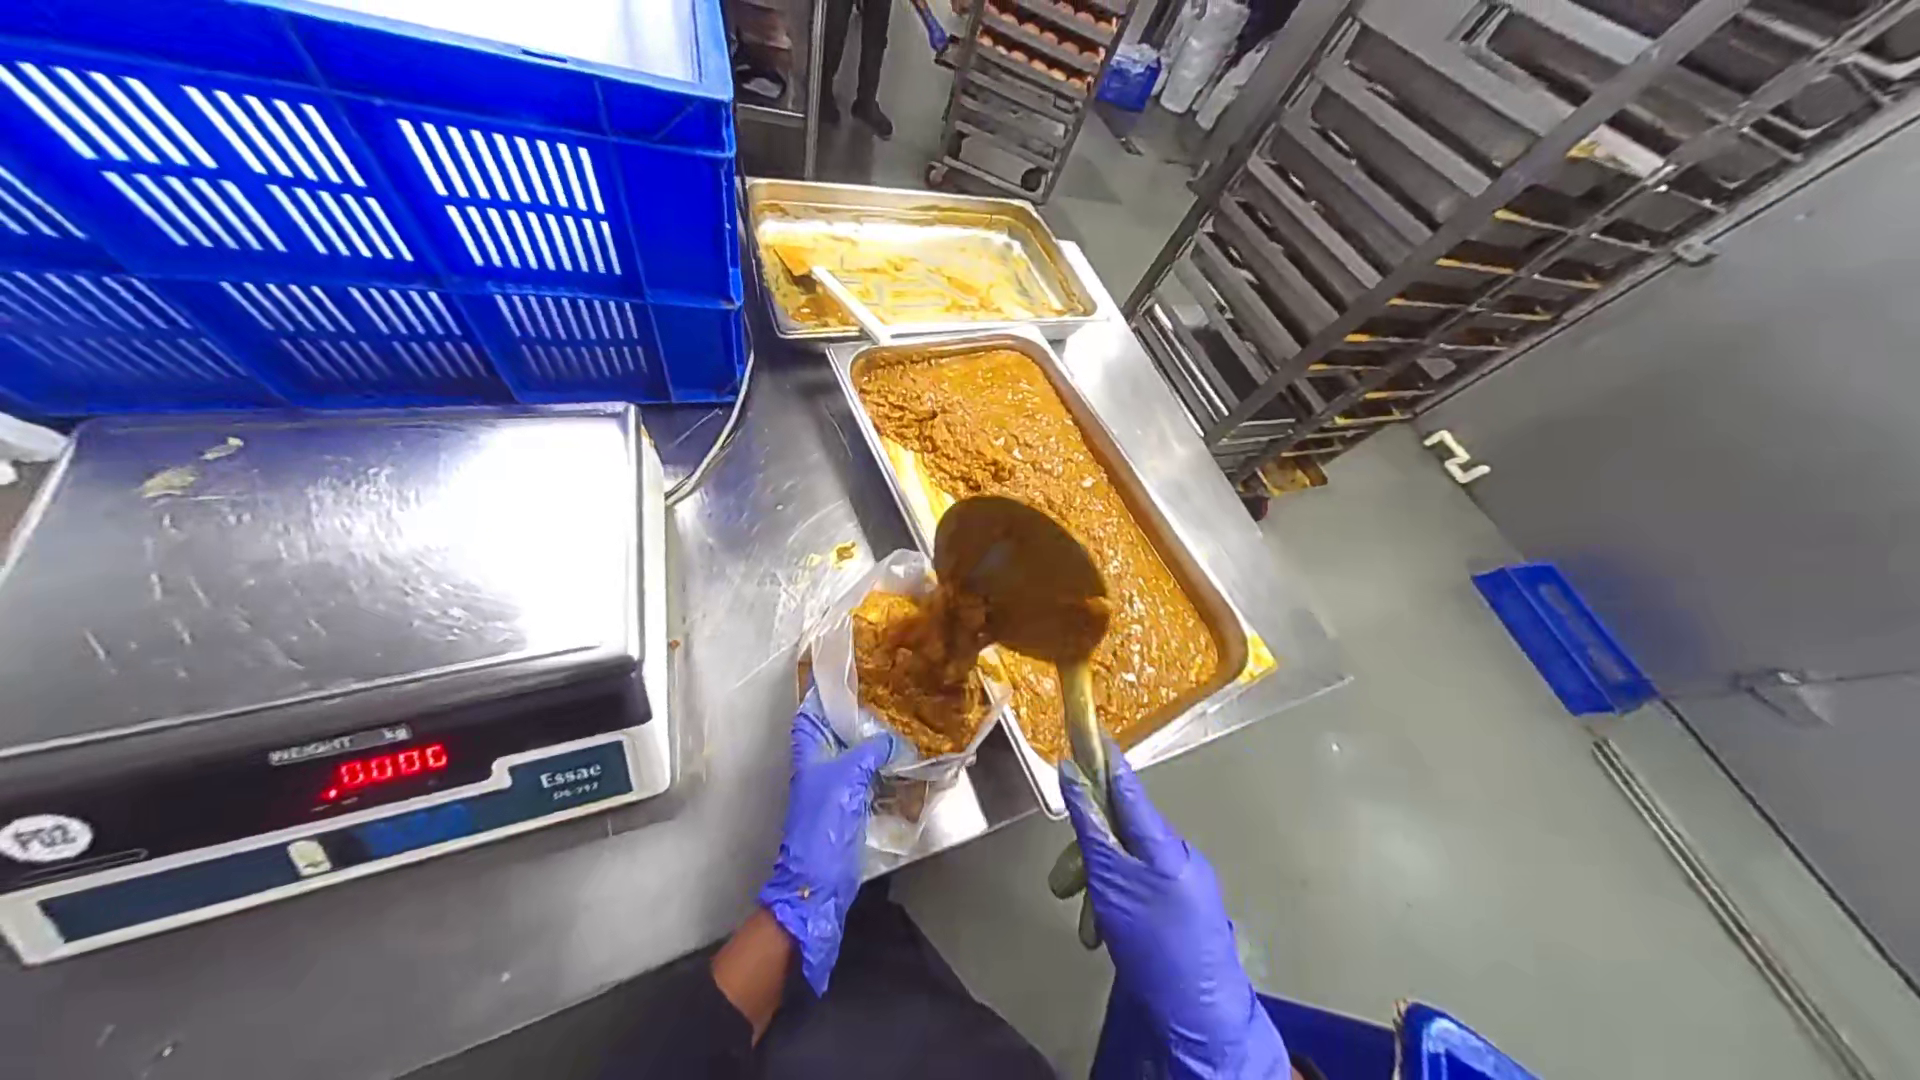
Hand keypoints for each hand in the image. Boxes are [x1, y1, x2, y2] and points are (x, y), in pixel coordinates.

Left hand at [757, 685, 901, 995]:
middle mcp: (820, 763)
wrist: (819, 883)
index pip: (812, 711)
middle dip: (857, 709)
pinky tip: (903, 755)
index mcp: (809, 752)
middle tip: (886, 689)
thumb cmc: (823, 827)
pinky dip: (883, 762)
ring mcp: (836, 784)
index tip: (848, 668)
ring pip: (855, 750)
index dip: (824, 689)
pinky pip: (868, 773)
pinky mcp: (852, 803)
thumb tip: (892, 739)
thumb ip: (869, 752)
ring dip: (873, 736)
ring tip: (900, 715)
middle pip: (836, 728)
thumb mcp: (846, 780)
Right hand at [1062, 745, 1287, 1079]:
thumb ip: (1090, 825)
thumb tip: (1071, 771)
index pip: (1127, 785)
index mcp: (1163, 841)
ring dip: (1096, 887)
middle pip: (1119, 832)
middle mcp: (1174, 855)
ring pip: (1123, 865)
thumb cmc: (1153, 942)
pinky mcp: (1176, 911)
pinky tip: (1103, 934)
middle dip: (1086, 854)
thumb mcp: (1111, 880)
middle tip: (1061, 884)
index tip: (1090, 731)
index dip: (1105, 759)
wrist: (1199, 1020)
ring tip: (1087, 926)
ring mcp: (1179, 885)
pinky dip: (1113, 903)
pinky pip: (1136, 889)